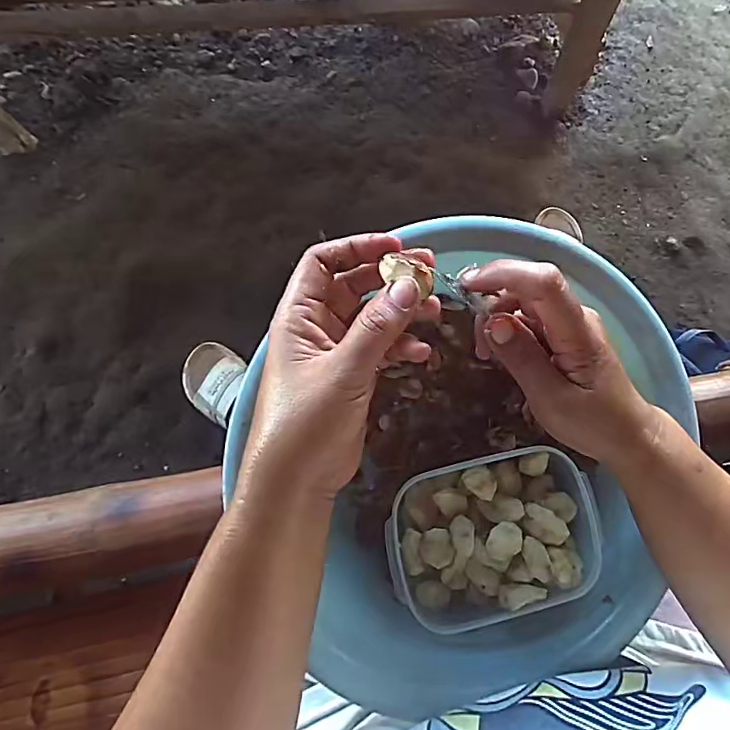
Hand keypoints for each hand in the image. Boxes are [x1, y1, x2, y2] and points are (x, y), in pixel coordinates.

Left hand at [240, 234, 439, 502]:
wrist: (295, 482)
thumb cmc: (302, 427)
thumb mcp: (344, 371)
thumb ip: (378, 327)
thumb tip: (408, 286)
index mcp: (299, 316)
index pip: (324, 263)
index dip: (358, 248)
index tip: (396, 247)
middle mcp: (316, 328)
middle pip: (355, 285)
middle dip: (390, 276)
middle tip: (428, 272)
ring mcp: (335, 352)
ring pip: (373, 316)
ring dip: (402, 310)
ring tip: (433, 309)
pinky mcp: (352, 375)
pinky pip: (380, 346)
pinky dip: (401, 343)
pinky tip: (420, 350)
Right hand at [456, 260, 664, 463]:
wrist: (629, 434)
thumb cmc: (596, 423)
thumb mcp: (552, 401)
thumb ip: (522, 360)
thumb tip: (493, 323)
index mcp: (578, 331)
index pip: (543, 282)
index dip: (503, 274)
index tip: (467, 286)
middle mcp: (575, 316)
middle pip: (528, 286)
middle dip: (492, 301)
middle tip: (476, 340)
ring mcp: (570, 322)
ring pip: (524, 300)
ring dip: (497, 318)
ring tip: (487, 353)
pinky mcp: (564, 332)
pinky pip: (529, 317)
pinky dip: (507, 329)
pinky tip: (500, 353)